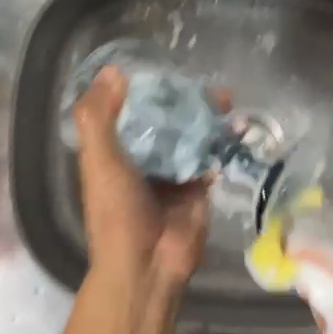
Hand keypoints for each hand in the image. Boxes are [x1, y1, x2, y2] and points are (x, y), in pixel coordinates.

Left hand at [72, 66, 212, 291]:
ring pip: (190, 138)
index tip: (161, 69)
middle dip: (181, 102)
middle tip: (201, 81)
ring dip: (205, 118)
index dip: (142, 91)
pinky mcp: (198, 190)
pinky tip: (234, 124)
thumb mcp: (98, 161)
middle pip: (164, 123)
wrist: (148, 264)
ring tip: (224, 97)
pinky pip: (210, 159)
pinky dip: (221, 142)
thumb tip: (114, 72)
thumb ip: (99, 117)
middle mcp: (142, 162)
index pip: (127, 113)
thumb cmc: (116, 212)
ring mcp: (172, 176)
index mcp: (113, 154)